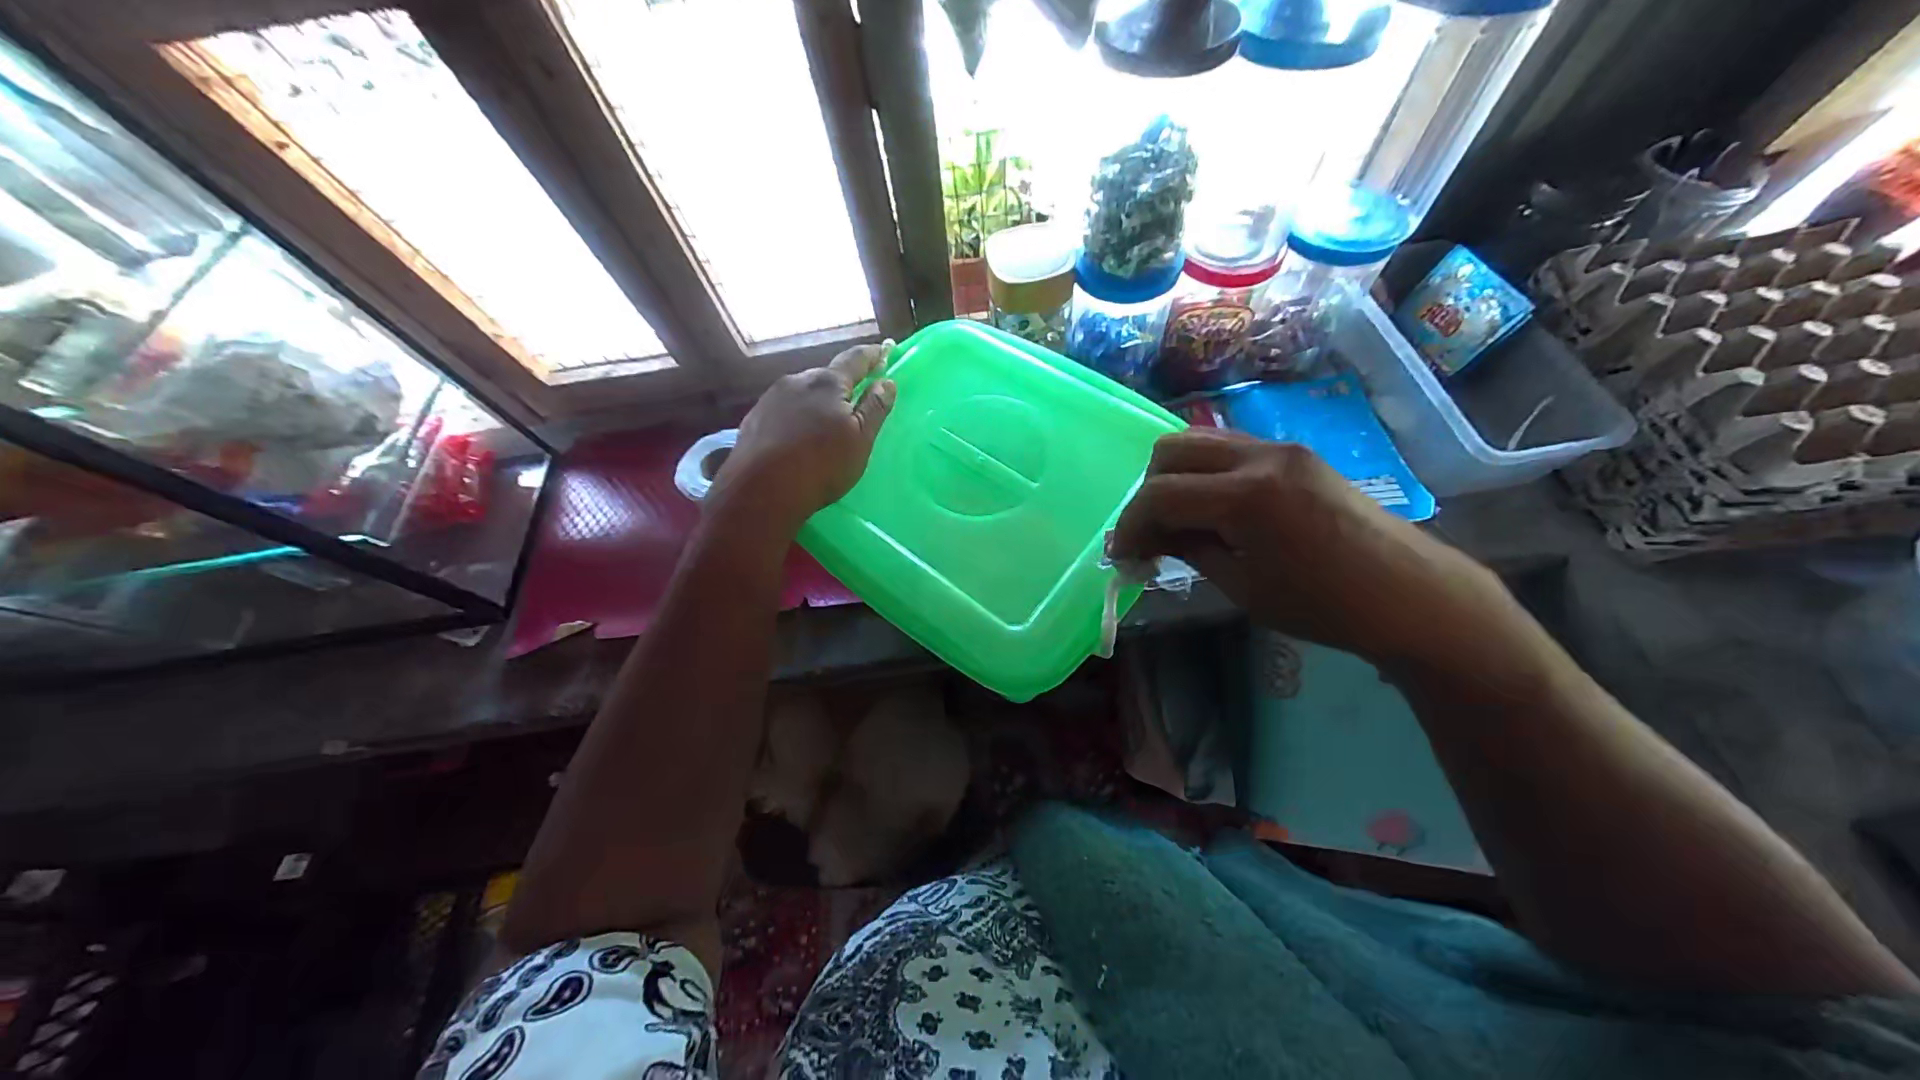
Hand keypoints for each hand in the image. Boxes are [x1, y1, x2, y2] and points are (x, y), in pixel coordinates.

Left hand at [710, 341, 896, 532]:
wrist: (760, 491)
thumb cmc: (821, 465)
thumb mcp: (860, 439)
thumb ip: (875, 408)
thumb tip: (887, 381)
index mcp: (828, 383)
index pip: (855, 359)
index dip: (872, 355)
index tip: (883, 352)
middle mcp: (797, 381)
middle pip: (826, 377)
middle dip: (841, 386)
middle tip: (852, 404)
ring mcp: (770, 399)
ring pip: (802, 394)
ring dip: (816, 404)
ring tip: (822, 428)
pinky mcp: (753, 419)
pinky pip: (783, 412)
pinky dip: (795, 419)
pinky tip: (796, 440)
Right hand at [1111, 429, 1505, 667]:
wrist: (1410, 594)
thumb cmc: (1323, 605)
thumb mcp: (1242, 585)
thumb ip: (1190, 548)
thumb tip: (1150, 538)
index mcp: (1245, 496)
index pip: (1160, 495)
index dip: (1131, 525)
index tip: (1122, 556)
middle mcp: (1260, 457)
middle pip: (1171, 450)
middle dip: (1147, 492)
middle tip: (1149, 534)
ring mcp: (1281, 448)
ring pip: (1200, 441)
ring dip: (1175, 477)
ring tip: (1177, 521)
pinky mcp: (1296, 453)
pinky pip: (1231, 449)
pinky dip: (1206, 473)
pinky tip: (1212, 509)